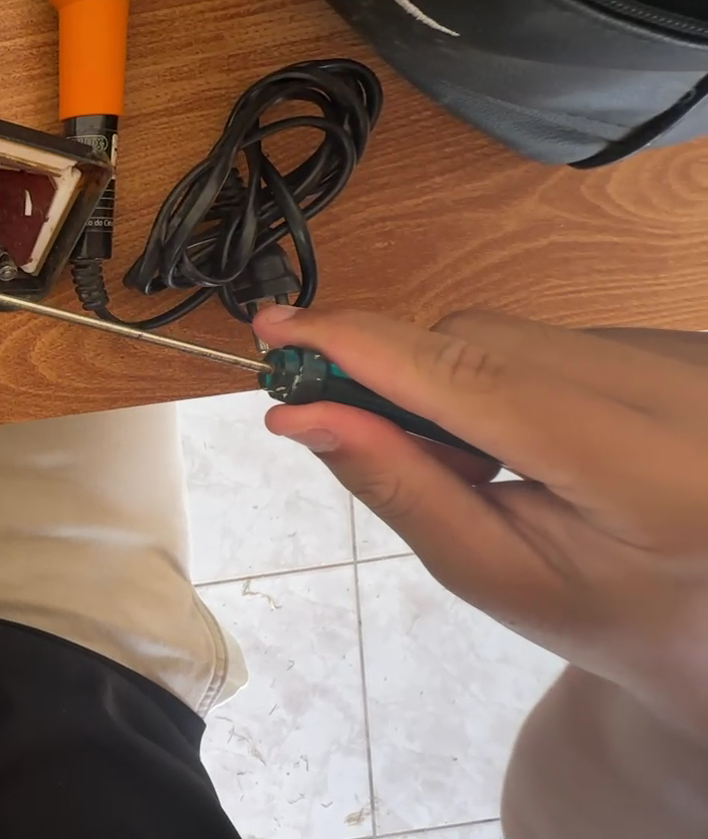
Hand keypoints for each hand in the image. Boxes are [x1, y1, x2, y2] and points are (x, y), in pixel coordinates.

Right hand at [252, 306, 707, 736]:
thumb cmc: (609, 612)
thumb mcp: (488, 570)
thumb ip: (394, 485)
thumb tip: (296, 416)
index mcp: (650, 474)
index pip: (473, 381)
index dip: (361, 345)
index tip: (272, 327)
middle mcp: (683, 394)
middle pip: (476, 341)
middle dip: (390, 369)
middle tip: (348, 424)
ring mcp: (688, 360)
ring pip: (500, 332)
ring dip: (441, 376)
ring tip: (470, 455)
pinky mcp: (678, 347)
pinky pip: (539, 336)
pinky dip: (491, 372)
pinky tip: (523, 433)